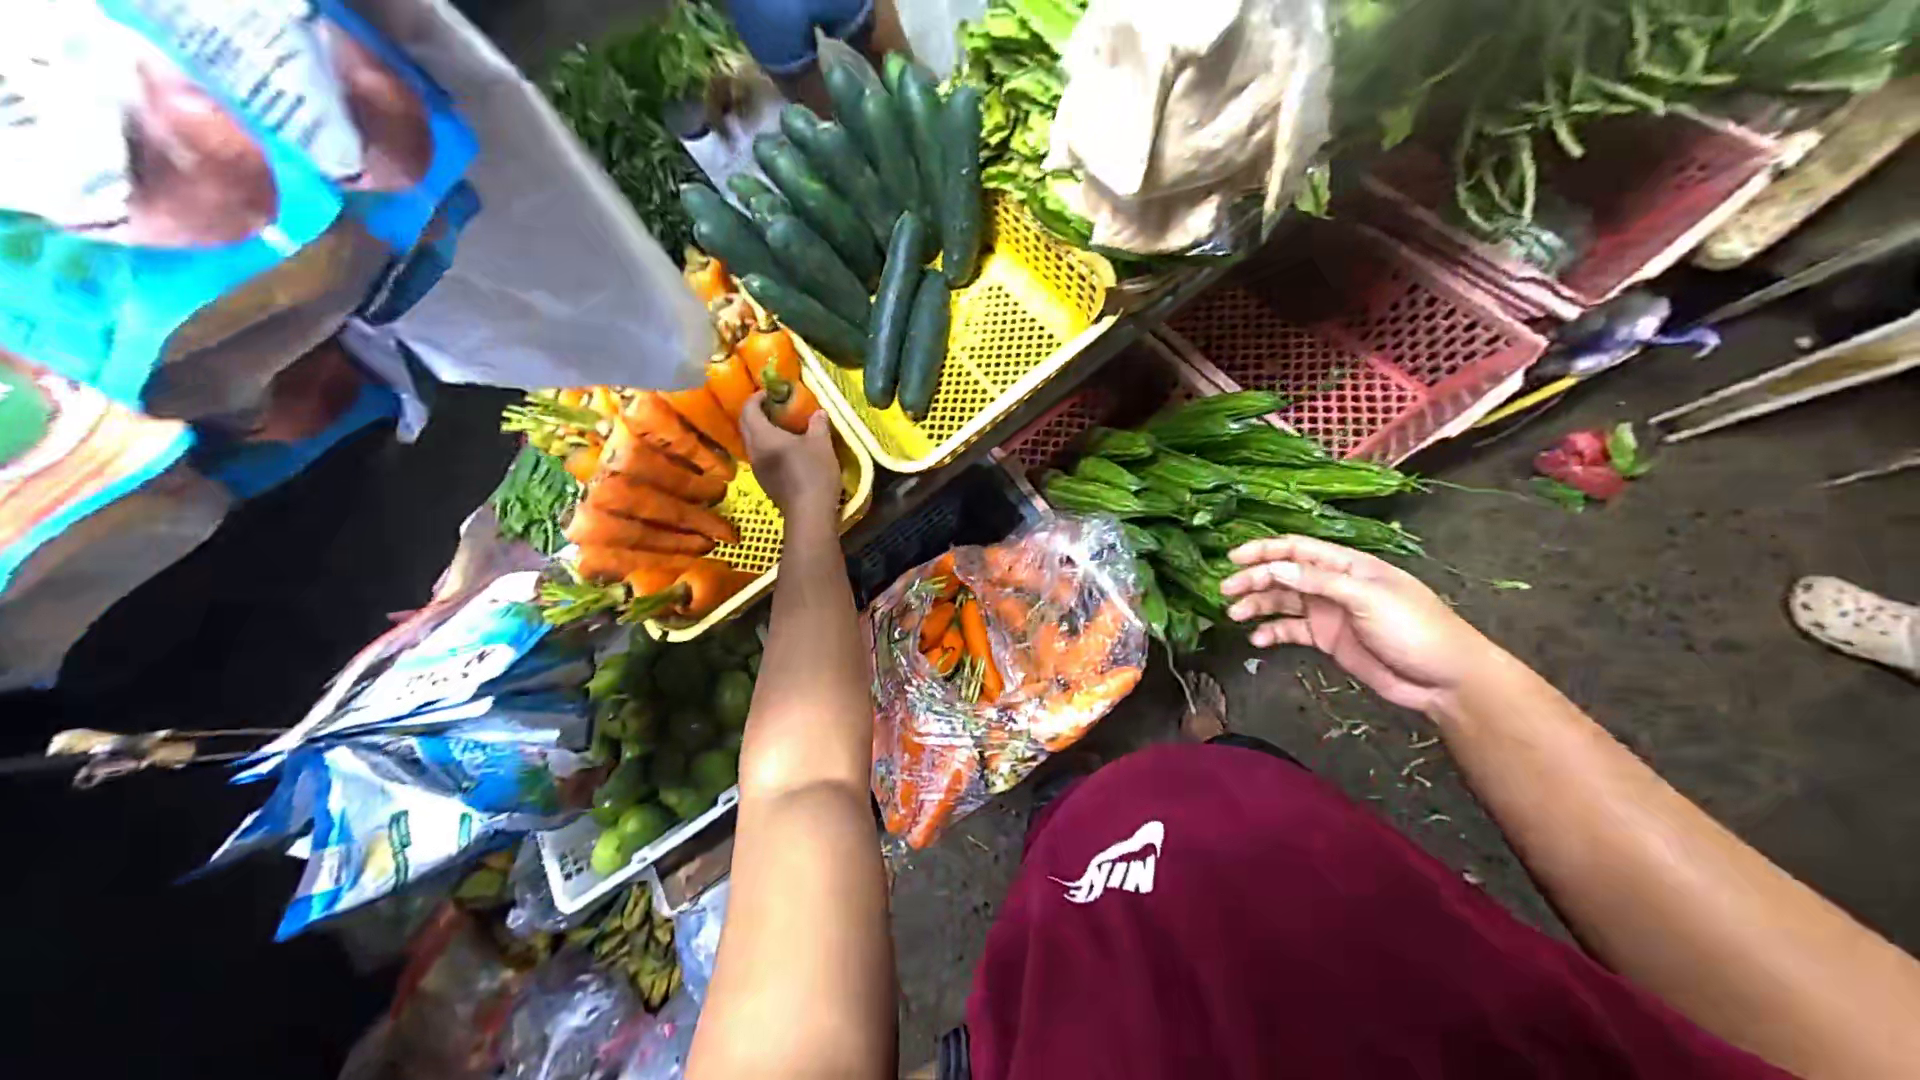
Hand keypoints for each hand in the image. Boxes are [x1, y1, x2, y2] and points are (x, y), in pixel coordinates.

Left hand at [740, 392, 839, 526]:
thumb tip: (819, 412)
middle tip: (773, 406)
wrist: (809, 512)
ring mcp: (757, 468)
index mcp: (762, 437)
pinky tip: (784, 448)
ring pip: (751, 442)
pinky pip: (759, 455)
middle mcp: (754, 451)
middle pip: (745, 425)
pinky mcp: (765, 481)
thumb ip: (818, 424)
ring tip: (780, 425)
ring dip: (760, 430)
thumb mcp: (821, 443)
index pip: (748, 409)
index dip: (756, 397)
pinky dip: (766, 445)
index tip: (770, 392)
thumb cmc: (814, 473)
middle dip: (755, 412)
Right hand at [1219, 535, 1500, 713]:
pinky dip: (1272, 632)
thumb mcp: (1367, 598)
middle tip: (1226, 591)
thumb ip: (1319, 581)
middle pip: (1284, 575)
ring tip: (1236, 615)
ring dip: (1258, 605)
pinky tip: (1258, 639)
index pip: (1297, 550)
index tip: (1233, 558)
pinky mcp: (1327, 639)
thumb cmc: (1415, 628)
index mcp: (1347, 566)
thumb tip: (1275, 568)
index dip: (1264, 550)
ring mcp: (1329, 612)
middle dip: (1253, 580)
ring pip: (1282, 601)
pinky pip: (1291, 630)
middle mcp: (1333, 584)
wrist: (1445, 679)